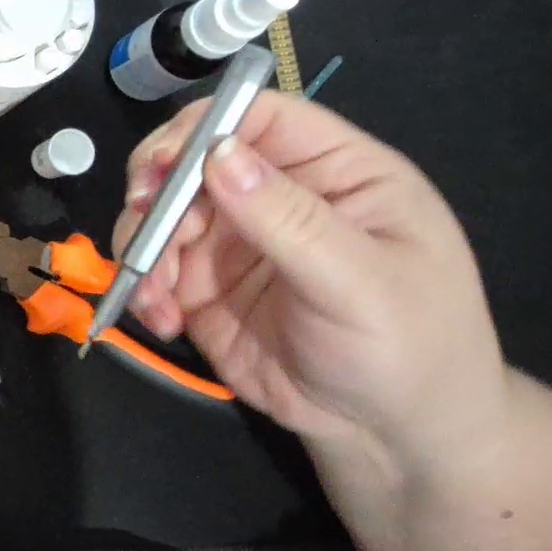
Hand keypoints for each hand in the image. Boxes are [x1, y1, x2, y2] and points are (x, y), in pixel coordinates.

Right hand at [112, 92, 508, 455]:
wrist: (388, 433)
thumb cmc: (410, 347)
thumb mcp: (360, 283)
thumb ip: (290, 219)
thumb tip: (217, 154)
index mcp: (331, 171)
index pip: (259, 117)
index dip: (205, 127)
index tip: (164, 164)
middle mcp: (273, 194)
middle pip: (190, 159)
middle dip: (156, 190)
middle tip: (143, 225)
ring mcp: (229, 239)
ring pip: (158, 212)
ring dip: (143, 246)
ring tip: (157, 294)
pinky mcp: (198, 283)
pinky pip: (150, 266)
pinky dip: (142, 288)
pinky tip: (161, 319)